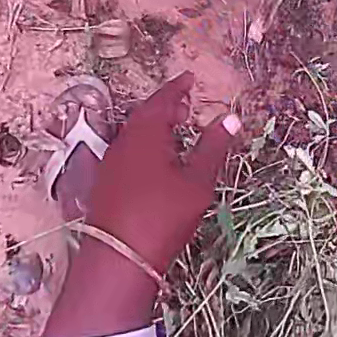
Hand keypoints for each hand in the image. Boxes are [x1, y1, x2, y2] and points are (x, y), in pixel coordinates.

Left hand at [87, 72, 239, 274]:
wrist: (119, 258)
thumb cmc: (163, 215)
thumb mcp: (197, 181)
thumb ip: (213, 147)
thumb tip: (231, 117)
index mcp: (146, 132)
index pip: (163, 98)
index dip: (178, 87)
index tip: (189, 78)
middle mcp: (124, 140)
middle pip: (146, 113)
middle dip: (166, 105)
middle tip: (185, 104)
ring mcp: (111, 161)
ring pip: (135, 131)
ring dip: (155, 125)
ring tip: (175, 129)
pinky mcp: (106, 181)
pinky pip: (128, 148)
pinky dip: (145, 143)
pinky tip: (156, 159)